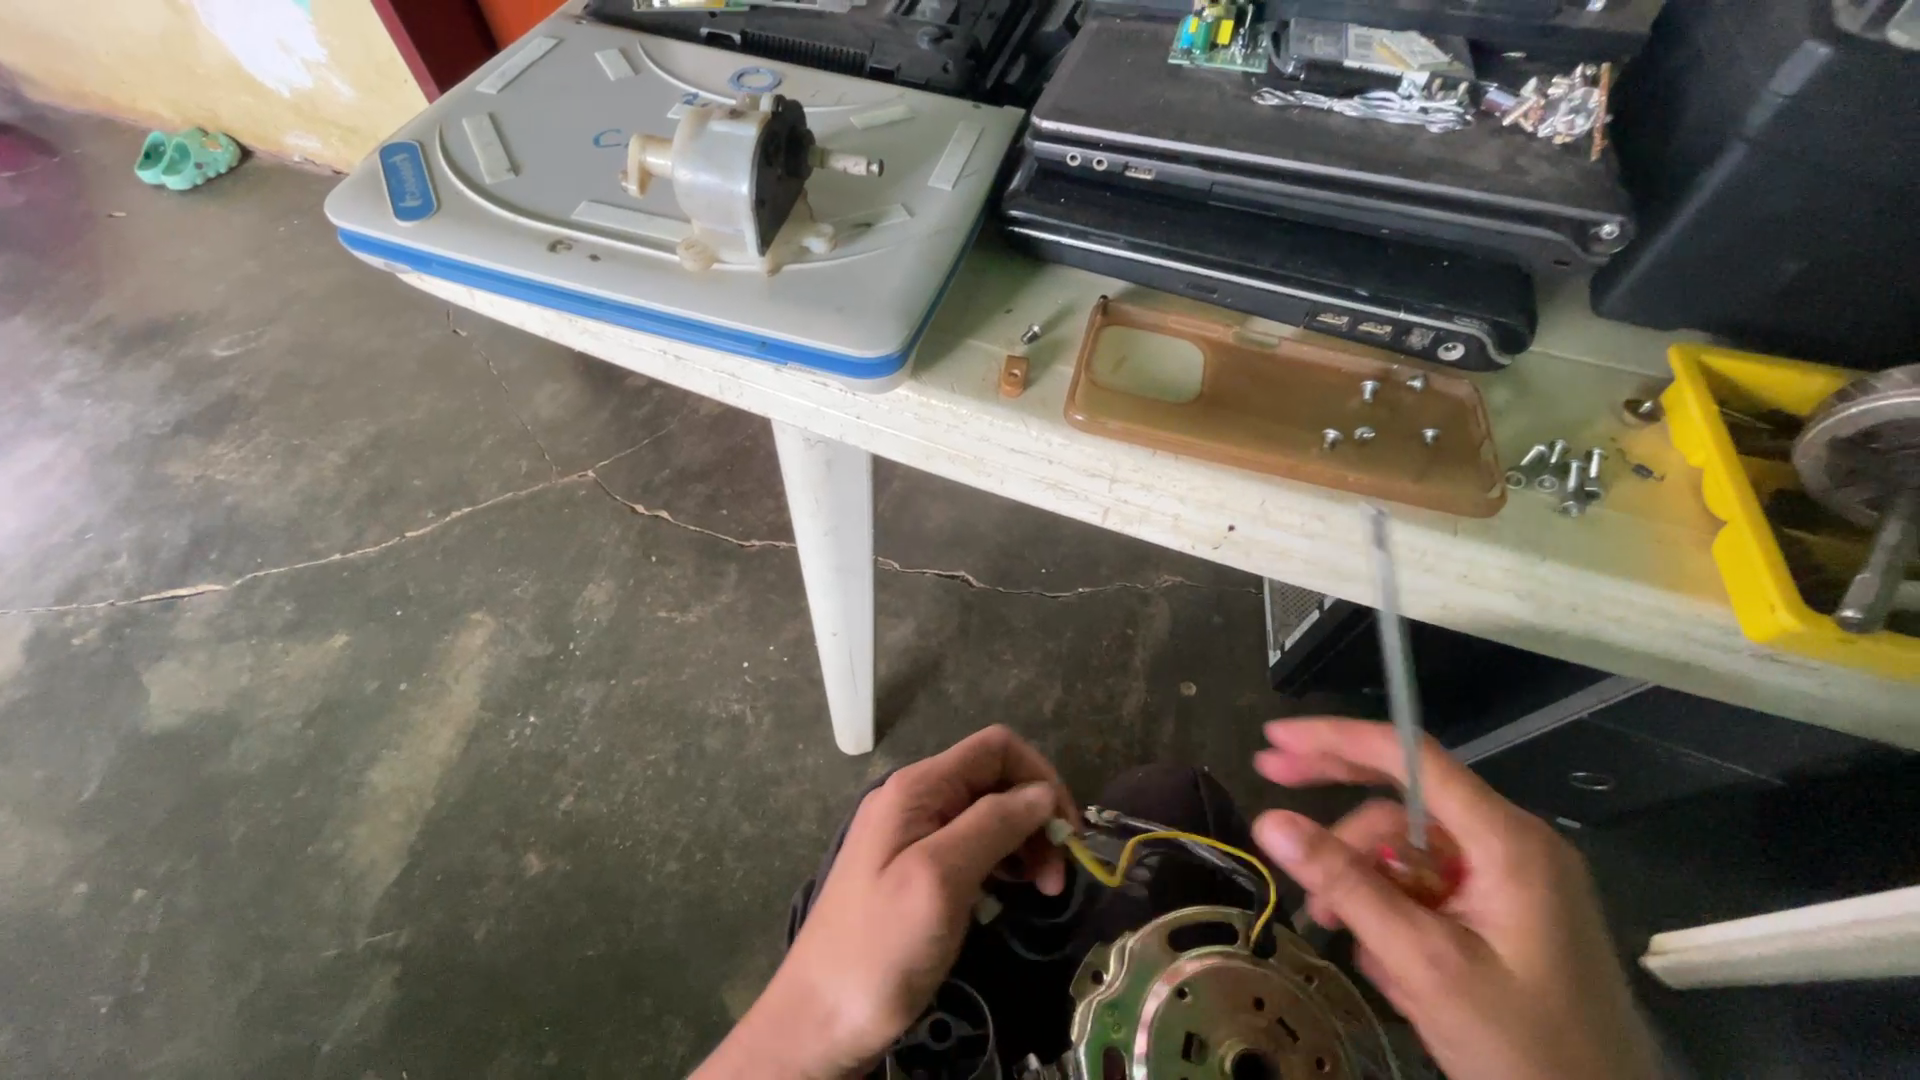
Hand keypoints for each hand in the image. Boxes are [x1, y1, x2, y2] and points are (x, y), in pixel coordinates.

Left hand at [694, 725, 1076, 1078]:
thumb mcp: (941, 879)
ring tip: (1045, 890)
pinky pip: (973, 845)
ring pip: (989, 814)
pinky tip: (1014, 892)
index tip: (1068, 832)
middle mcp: (916, 799)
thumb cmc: (880, 947)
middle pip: (995, 780)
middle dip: (1037, 817)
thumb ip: (992, 824)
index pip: (996, 748)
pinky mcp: (916, 868)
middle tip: (1059, 877)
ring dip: (1025, 842)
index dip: (1040, 777)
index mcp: (918, 788)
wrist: (819, 1019)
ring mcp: (914, 834)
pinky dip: (1003, 861)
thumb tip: (1043, 792)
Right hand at [1251, 719, 1657, 1079]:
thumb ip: (1346, 886)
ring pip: (1406, 848)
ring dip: (1360, 879)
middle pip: (1403, 795)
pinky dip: (1391, 908)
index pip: (1410, 757)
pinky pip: (1426, 885)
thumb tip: (1269, 821)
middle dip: (1337, 802)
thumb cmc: (1524, 1047)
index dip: (1336, 739)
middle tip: (1269, 782)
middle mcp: (1511, 843)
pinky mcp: (1504, 911)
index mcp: (1507, 841)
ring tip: (1331, 924)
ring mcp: (1510, 878)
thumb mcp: (1423, 964)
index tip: (1276, 737)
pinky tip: (1380, 954)